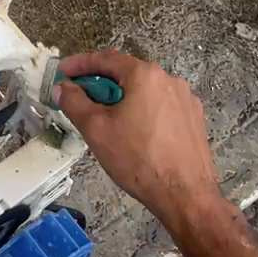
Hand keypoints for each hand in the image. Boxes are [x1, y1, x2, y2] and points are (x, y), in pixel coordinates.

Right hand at [55, 49, 225, 230]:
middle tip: (80, 97)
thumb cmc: (138, 159)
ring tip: (107, 118)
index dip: (79, 64)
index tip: (62, 72)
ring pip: (144, 90)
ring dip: (122, 97)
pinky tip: (135, 131)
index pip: (105, 59)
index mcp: (145, 75)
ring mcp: (186, 100)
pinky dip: (142, 110)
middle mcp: (169, 80)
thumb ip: (74, 102)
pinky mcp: (194, 119)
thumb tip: (63, 87)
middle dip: (100, 83)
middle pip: (126, 73)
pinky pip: (160, 105)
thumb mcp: (96, 129)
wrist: (187, 197)